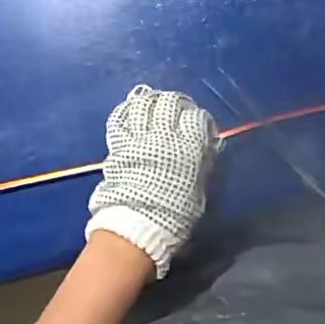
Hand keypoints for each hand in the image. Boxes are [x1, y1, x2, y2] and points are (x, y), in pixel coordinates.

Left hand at [86, 85, 219, 277]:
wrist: (138, 222)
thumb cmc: (174, 213)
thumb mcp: (198, 189)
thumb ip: (201, 165)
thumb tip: (205, 149)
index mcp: (189, 148)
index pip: (197, 119)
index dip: (198, 118)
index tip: (198, 122)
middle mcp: (164, 136)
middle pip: (170, 103)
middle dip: (175, 103)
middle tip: (176, 107)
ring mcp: (139, 137)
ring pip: (144, 105)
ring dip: (150, 100)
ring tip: (154, 102)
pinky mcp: (119, 142)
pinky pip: (121, 118)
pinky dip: (126, 111)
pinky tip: (131, 109)